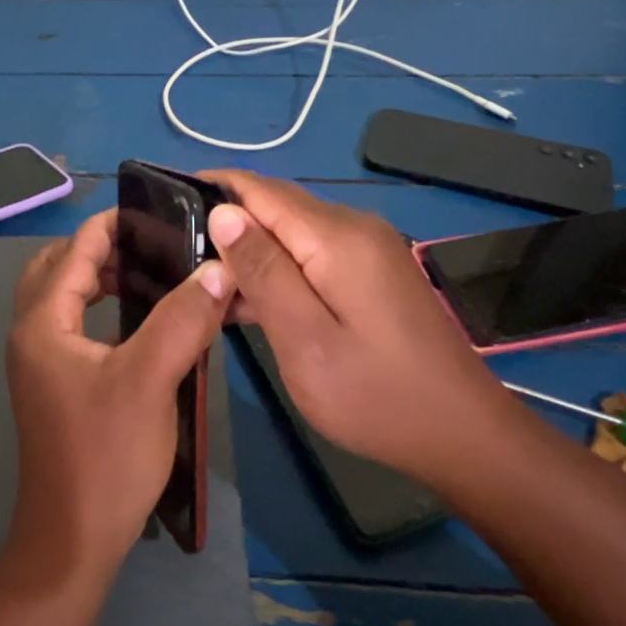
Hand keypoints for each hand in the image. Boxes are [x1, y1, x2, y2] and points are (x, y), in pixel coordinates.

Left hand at [4, 209, 234, 580]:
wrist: (73, 540)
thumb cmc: (106, 456)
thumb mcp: (149, 380)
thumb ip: (182, 319)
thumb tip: (218, 269)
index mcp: (43, 324)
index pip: (74, 251)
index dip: (111, 224)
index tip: (158, 210)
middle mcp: (31, 336)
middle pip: (57, 269)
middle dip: (99, 248)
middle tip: (151, 243)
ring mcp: (39, 365)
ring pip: (62, 299)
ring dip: (98, 278)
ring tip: (150, 274)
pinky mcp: (55, 388)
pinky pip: (72, 327)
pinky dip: (100, 310)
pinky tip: (140, 323)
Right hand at [201, 170, 516, 481]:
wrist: (463, 436)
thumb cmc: (376, 396)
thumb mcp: (305, 340)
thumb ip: (264, 271)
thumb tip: (223, 211)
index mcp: (336, 236)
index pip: (259, 189)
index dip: (210, 189)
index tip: (162, 208)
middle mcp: (354, 228)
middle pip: (275, 205)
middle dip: (225, 222)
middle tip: (174, 255)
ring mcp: (368, 250)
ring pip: (292, 232)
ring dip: (249, 252)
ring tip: (202, 284)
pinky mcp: (373, 274)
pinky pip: (313, 254)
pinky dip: (278, 271)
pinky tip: (249, 303)